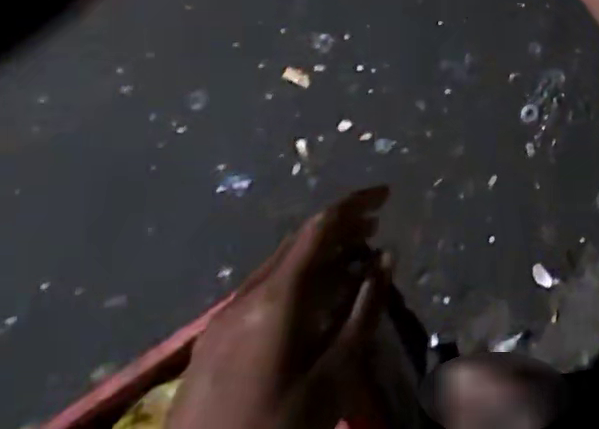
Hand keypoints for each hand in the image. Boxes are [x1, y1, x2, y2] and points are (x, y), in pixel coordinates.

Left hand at [170, 187, 391, 428]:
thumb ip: (362, 314)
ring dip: (318, 257)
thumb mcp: (332, 379)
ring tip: (352, 261)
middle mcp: (246, 295)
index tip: (385, 194)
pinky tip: (312, 303)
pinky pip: (262, 293)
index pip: (320, 228)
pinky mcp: (212, 343)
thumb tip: (386, 259)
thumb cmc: (276, 428)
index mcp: (275, 297)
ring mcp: (223, 318)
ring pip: (279, 268)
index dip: (354, 205)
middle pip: (298, 244)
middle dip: (338, 229)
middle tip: (375, 229)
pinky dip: (295, 283)